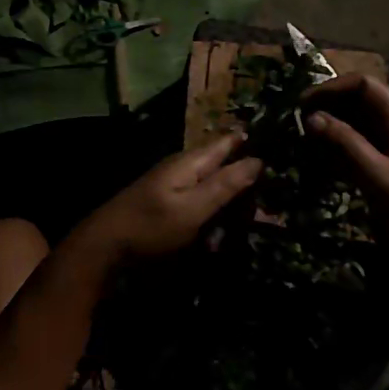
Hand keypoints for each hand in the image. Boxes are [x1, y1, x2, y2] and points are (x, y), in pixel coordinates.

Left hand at [75, 133, 262, 264]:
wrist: (105, 248)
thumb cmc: (150, 227)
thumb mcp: (192, 209)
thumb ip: (225, 185)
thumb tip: (258, 160)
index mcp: (192, 160)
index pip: (231, 141)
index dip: (255, 144)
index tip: (284, 155)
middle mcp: (185, 167)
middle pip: (226, 167)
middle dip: (246, 186)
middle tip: (268, 209)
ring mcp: (176, 186)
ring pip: (215, 189)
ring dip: (230, 208)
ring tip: (244, 230)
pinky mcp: (171, 205)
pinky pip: (201, 205)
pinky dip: (213, 219)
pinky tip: (217, 240)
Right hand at [306, 75, 388, 258]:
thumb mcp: (383, 180)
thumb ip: (347, 146)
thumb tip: (311, 117)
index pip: (366, 86)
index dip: (333, 88)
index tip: (301, 103)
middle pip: (357, 105)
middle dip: (326, 108)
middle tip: (292, 122)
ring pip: (353, 130)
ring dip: (327, 131)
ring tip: (295, 141)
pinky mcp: (384, 178)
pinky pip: (354, 154)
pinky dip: (333, 154)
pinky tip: (311, 163)